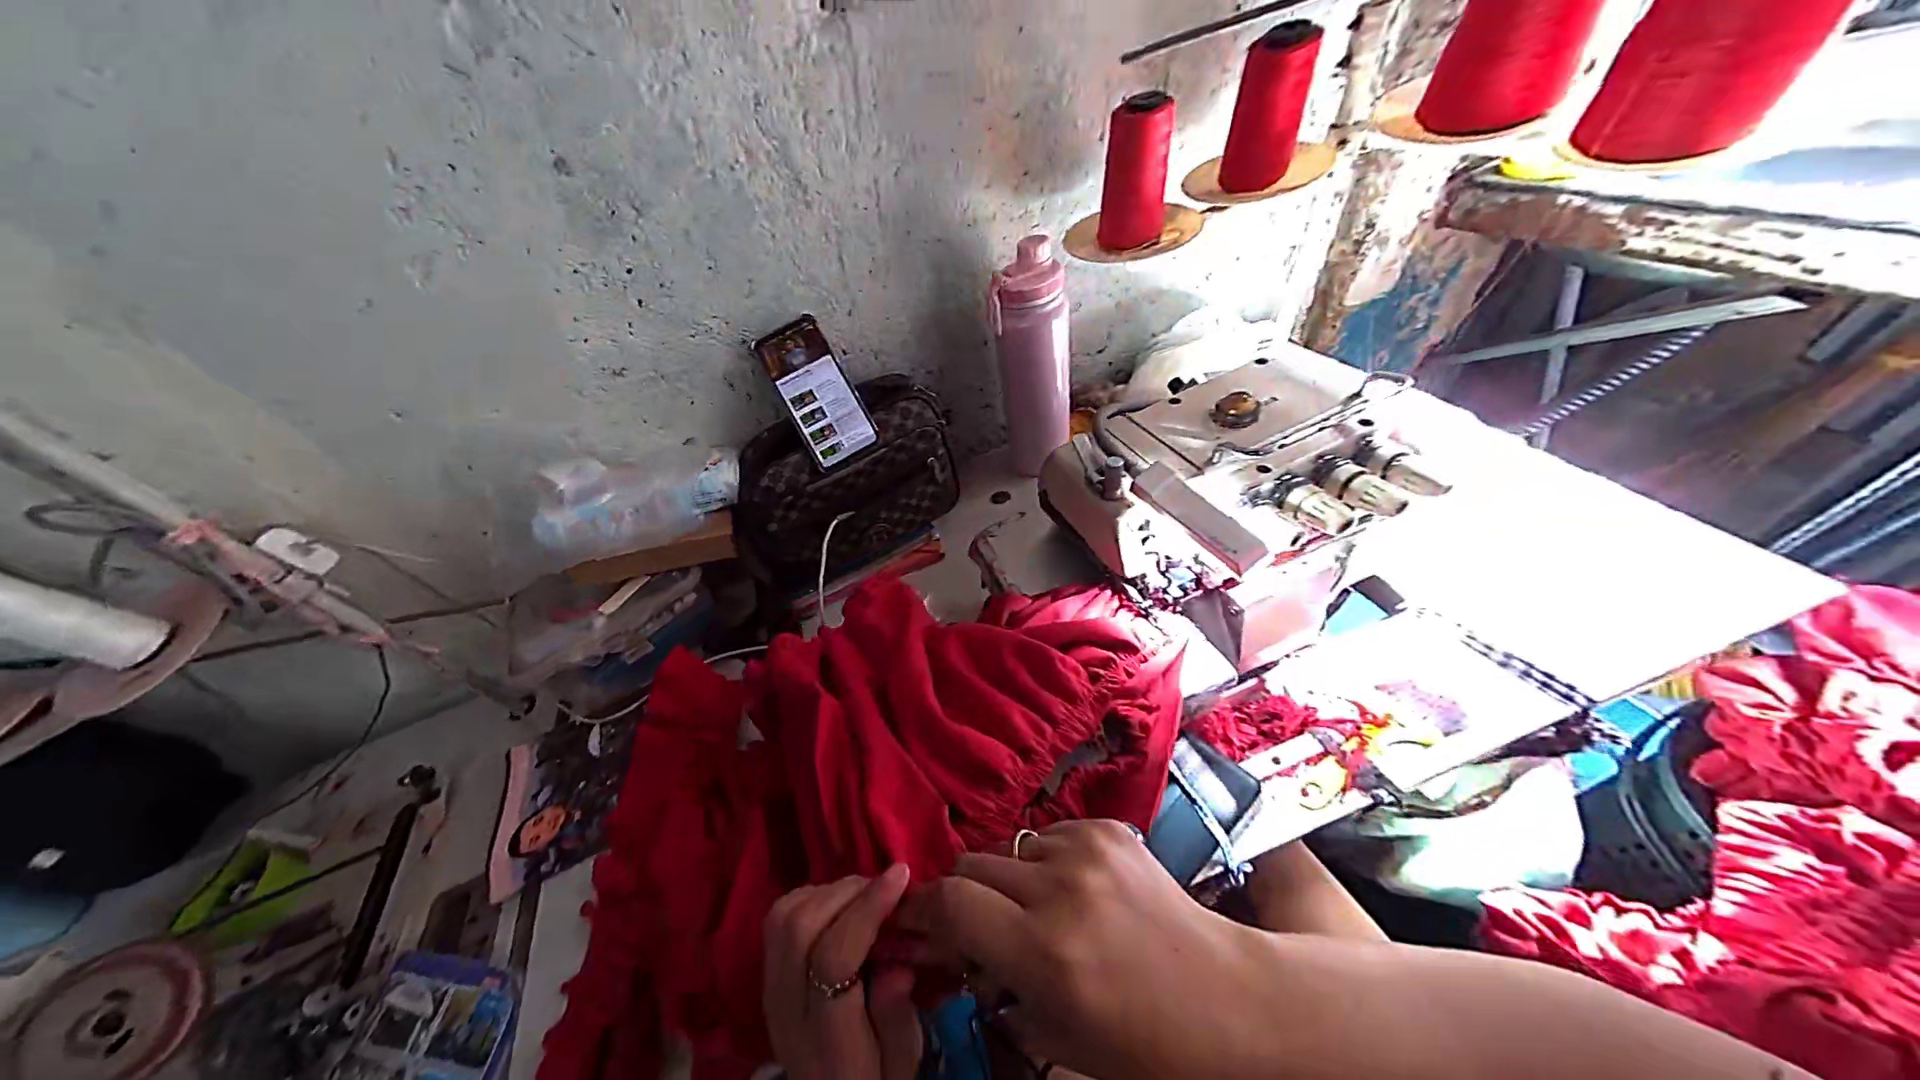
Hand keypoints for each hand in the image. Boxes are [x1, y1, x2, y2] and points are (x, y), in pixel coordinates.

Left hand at [763, 863, 922, 1079]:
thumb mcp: (900, 1064)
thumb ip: (897, 1018)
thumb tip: (898, 966)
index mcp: (826, 1039)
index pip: (833, 957)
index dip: (867, 908)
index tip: (902, 876)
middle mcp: (788, 1010)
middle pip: (801, 927)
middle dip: (849, 892)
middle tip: (887, 886)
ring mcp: (770, 990)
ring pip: (784, 916)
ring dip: (829, 891)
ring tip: (866, 893)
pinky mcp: (766, 977)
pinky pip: (778, 918)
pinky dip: (810, 897)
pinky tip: (839, 904)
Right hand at [903, 819, 1287, 1079]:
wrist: (1228, 1000)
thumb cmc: (1142, 1040)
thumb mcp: (1054, 1033)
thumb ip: (993, 983)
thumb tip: (951, 947)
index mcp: (1046, 951)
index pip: (950, 902)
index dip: (920, 909)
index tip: (911, 919)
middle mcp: (1062, 888)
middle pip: (971, 865)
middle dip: (961, 894)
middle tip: (973, 922)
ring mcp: (1088, 850)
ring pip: (1009, 848)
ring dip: (1007, 877)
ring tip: (1033, 910)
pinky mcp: (1110, 828)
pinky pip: (1047, 835)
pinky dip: (1044, 861)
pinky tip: (1071, 891)